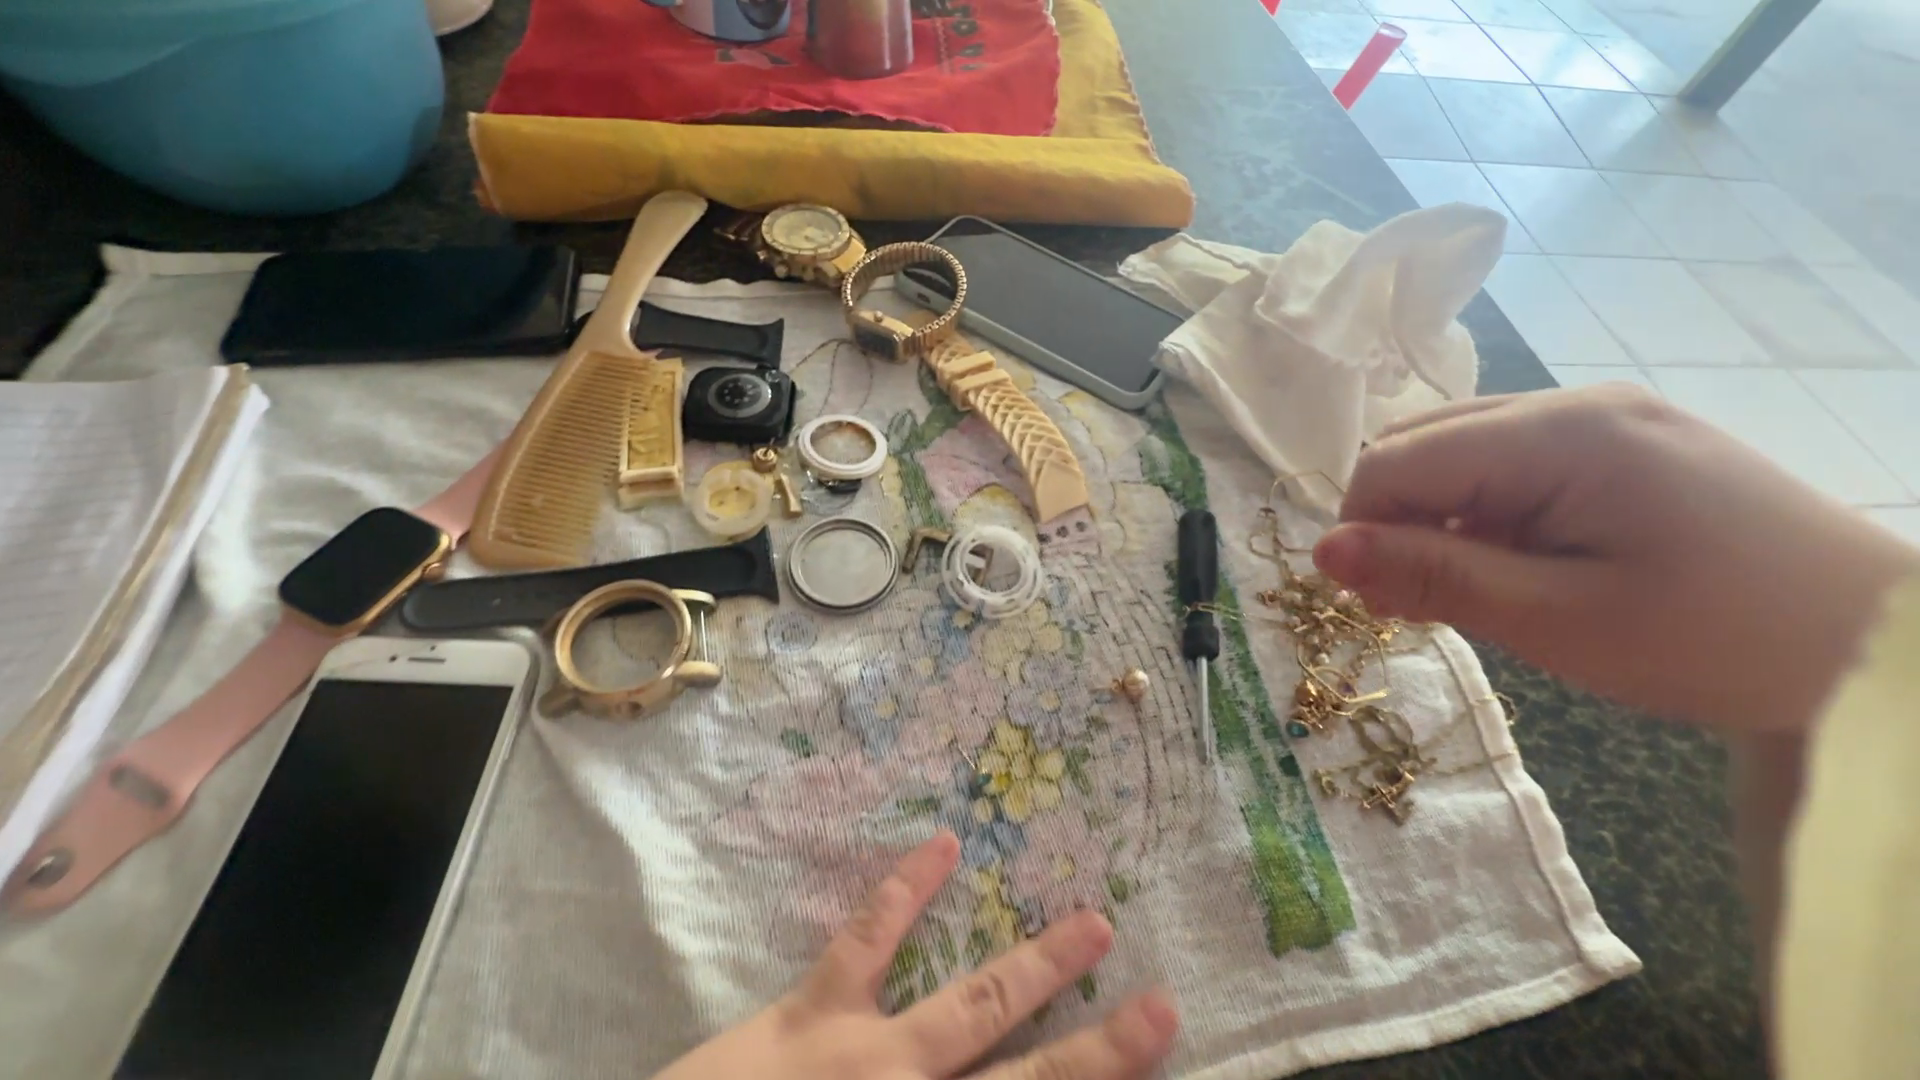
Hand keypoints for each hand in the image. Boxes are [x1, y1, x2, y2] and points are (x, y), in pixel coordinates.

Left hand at [653, 831, 1178, 1079]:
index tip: (1150, 1038)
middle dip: (1099, 1053)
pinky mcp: (808, 1015)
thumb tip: (976, 1070)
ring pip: (971, 1008)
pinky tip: (940, 845)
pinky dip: (906, 893)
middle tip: (1163, 1012)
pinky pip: (867, 942)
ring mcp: (865, 1055)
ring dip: (1038, 968)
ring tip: (1093, 925)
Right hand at [1312, 384, 1917, 733]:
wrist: (1885, 647)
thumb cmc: (1715, 640)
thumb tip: (1323, 553)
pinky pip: (1508, 462)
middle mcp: (1574, 403)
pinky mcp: (1622, 442)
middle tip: (1419, 601)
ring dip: (1435, 516)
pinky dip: (1481, 511)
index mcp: (1559, 433)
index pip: (1396, 458)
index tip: (1381, 602)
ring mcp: (1603, 417)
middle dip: (1394, 518)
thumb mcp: (1556, 620)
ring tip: (1472, 587)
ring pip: (1458, 450)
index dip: (1362, 526)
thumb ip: (1432, 576)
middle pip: (1421, 442)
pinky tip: (1516, 561)